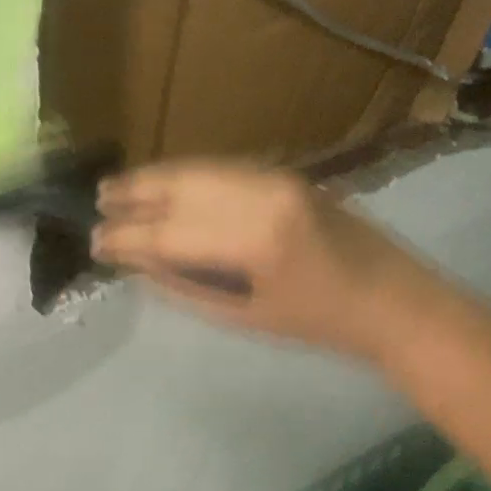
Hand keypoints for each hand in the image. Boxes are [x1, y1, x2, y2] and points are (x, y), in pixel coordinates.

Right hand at [91, 161, 450, 360]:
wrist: (395, 301)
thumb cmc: (314, 322)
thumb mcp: (239, 315)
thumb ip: (180, 283)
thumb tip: (133, 259)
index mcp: (253, 242)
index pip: (169, 232)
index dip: (126, 236)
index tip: (95, 242)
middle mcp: (262, 198)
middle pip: (179, 187)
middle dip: (132, 194)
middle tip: (98, 203)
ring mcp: (276, 179)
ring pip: (196, 170)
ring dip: (152, 178)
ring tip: (116, 188)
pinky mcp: (284, 174)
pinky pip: (218, 168)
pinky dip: (183, 174)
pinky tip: (162, 183)